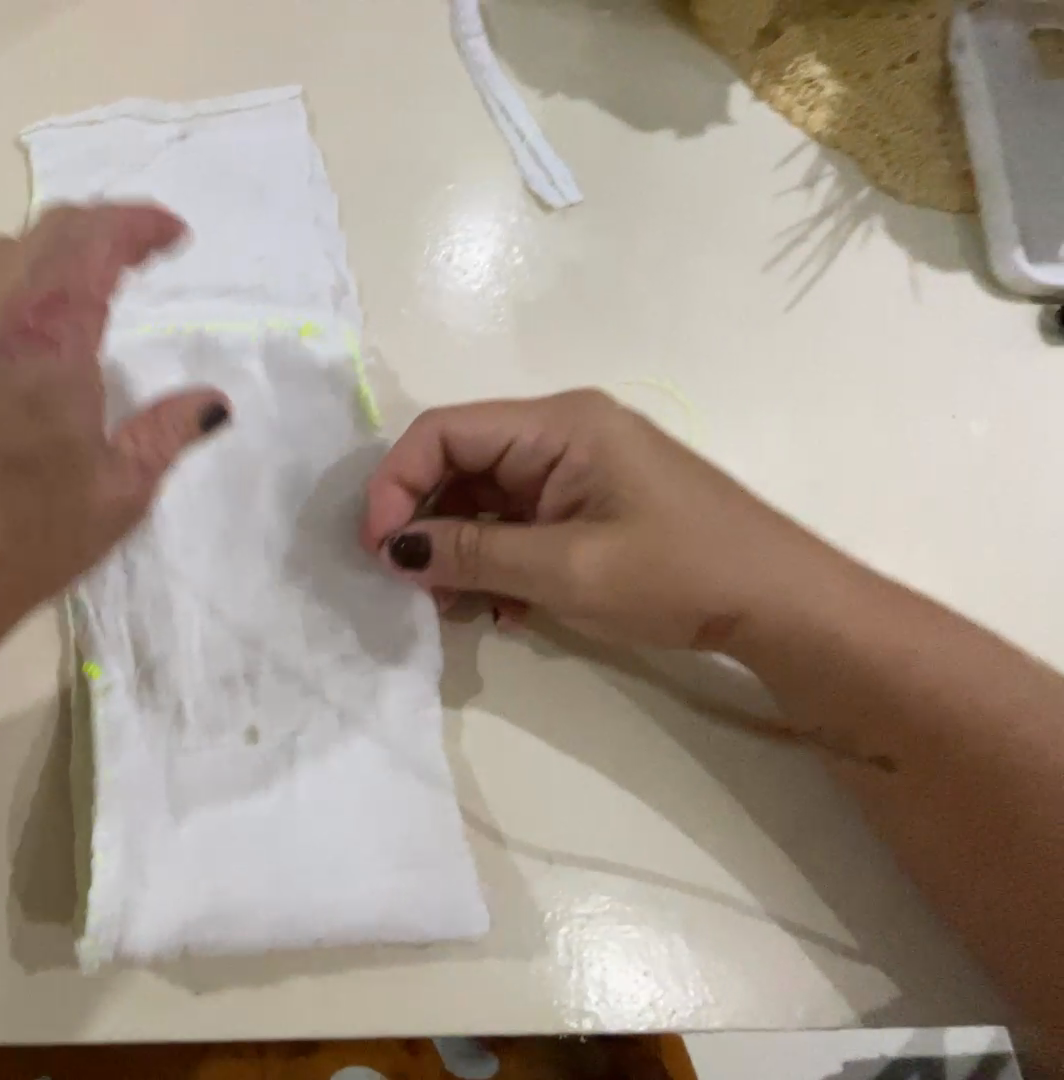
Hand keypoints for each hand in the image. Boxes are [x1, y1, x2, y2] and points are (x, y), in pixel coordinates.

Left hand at [0, 203, 230, 631]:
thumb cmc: (30, 538)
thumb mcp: (120, 492)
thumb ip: (169, 432)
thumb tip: (214, 401)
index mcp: (49, 340)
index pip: (94, 242)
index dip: (139, 224)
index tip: (175, 238)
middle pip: (47, 231)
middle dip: (103, 225)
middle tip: (143, 254)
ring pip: (3, 251)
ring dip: (54, 247)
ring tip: (91, 280)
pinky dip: (14, 275)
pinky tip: (33, 321)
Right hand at [360, 390, 848, 652]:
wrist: (786, 611)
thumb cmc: (682, 576)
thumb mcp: (565, 569)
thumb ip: (471, 553)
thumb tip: (391, 551)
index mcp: (558, 425)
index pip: (442, 432)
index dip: (395, 483)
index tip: (378, 547)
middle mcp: (555, 434)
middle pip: (453, 464)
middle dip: (421, 523)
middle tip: (409, 582)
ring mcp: (566, 469)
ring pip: (473, 499)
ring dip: (451, 550)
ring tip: (451, 604)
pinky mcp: (574, 503)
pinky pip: (504, 522)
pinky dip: (485, 561)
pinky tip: (494, 605)